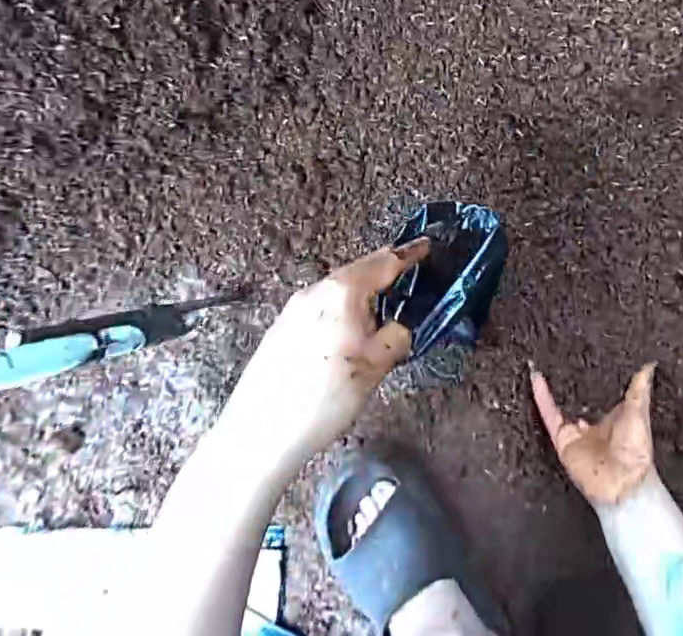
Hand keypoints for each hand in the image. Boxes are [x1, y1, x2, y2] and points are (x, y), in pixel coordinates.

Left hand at [229, 238, 427, 464]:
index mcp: (341, 292)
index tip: (424, 246)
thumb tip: (398, 328)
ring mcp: (293, 309)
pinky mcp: (281, 330)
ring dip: (362, 294)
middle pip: (358, 272)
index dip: (408, 255)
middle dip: (383, 272)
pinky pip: (322, 308)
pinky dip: (342, 311)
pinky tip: (347, 334)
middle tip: (407, 275)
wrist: (258, 436)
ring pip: (338, 291)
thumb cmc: (322, 398)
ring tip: (380, 311)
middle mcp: (315, 292)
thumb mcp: (376, 367)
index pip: (383, 263)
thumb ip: (396, 336)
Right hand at [531, 362, 656, 506]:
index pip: (601, 391)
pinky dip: (541, 396)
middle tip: (563, 352)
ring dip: (552, 385)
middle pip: (578, 398)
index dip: (595, 374)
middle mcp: (593, 423)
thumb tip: (649, 365)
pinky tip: (536, 378)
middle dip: (571, 379)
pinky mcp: (563, 440)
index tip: (590, 351)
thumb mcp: (639, 412)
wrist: (623, 483)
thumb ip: (639, 389)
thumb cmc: (636, 451)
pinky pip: (549, 415)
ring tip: (544, 360)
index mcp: (613, 416)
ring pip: (560, 404)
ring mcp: (576, 432)